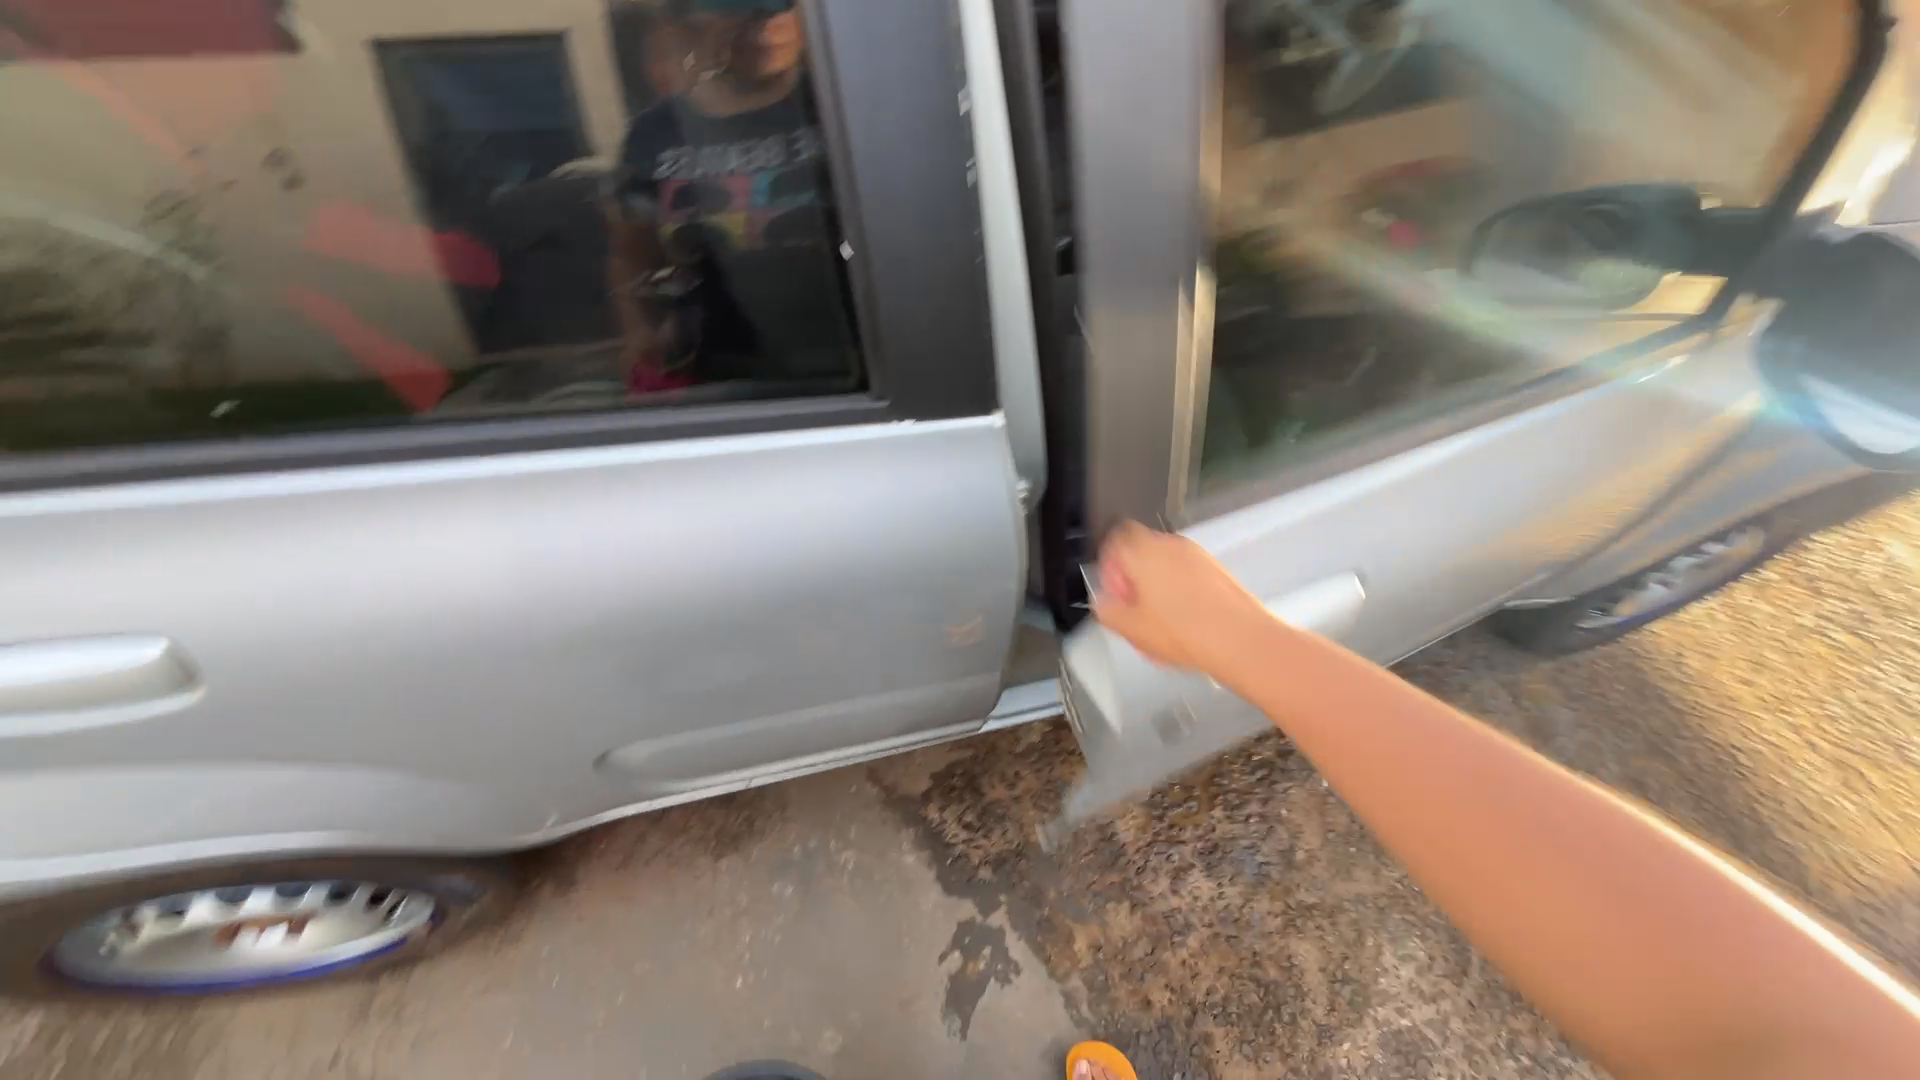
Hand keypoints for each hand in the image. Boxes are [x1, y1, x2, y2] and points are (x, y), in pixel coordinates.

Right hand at [1092, 521, 1280, 680]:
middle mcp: (1171, 545)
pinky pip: (1187, 575)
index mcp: (1144, 551)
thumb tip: (1103, 603)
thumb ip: (1106, 609)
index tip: (1113, 590)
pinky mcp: (1217, 570)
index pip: (1114, 539)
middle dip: (1133, 579)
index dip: (1109, 566)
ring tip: (1158, 621)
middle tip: (1132, 609)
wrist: (1239, 640)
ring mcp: (1197, 556)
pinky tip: (1182, 623)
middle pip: (1140, 552)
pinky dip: (1180, 592)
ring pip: (1165, 565)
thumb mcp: (1130, 627)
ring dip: (1156, 587)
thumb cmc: (1187, 631)